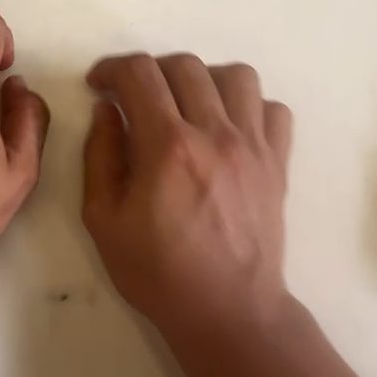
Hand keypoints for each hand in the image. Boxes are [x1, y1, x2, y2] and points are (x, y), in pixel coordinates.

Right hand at [82, 54, 293, 332]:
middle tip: (135, 98)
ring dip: (203, 79)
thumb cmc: (157, 271)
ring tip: (186, 105)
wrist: (227, 311)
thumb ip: (100, 155)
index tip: (99, 85)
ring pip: (235, 76)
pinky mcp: (278, 163)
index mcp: (167, 145)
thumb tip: (107, 110)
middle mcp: (214, 133)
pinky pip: (273, 109)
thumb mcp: (103, 220)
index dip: (112, 68)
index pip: (139, 73)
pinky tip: (227, 128)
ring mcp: (253, 146)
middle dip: (150, 71)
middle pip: (184, 65)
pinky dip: (248, 107)